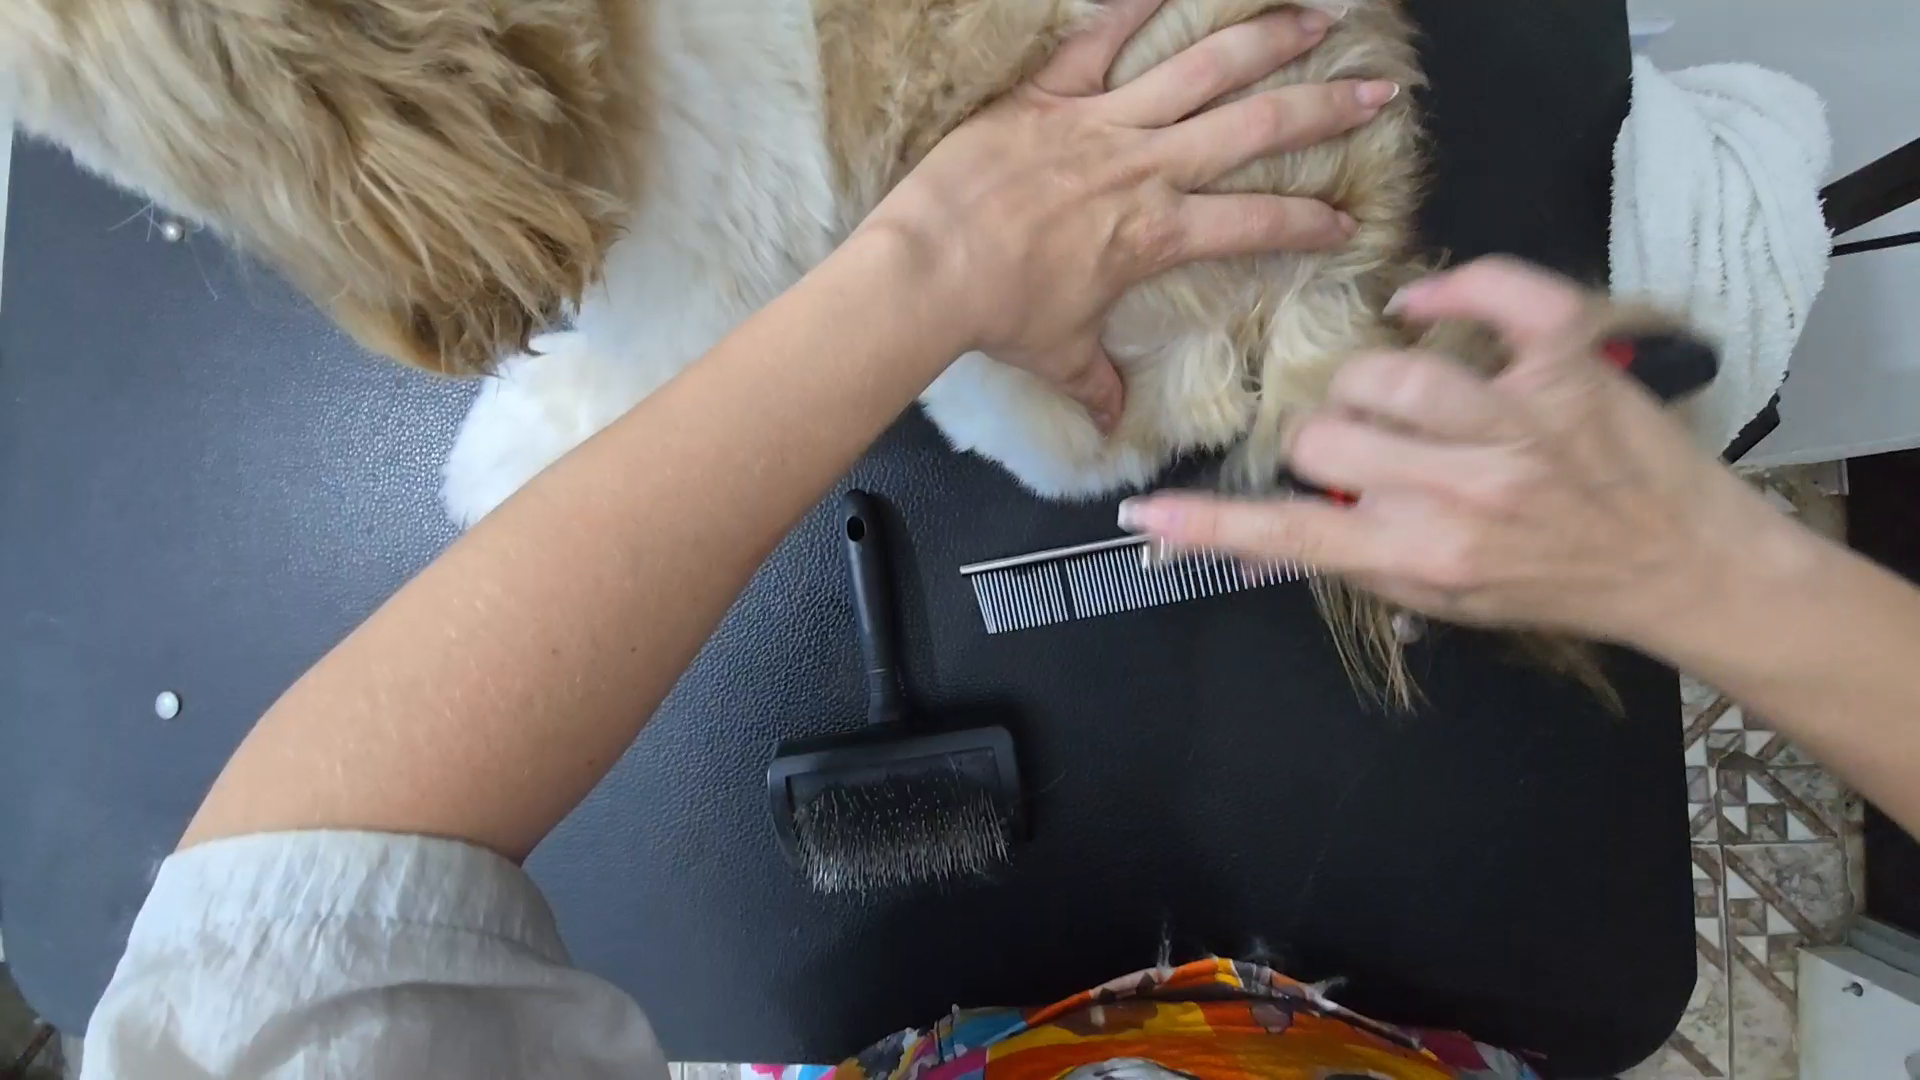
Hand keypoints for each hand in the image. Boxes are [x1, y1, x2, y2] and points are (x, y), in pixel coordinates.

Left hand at [859, 0, 1398, 432]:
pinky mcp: (1048, 96)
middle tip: (1377, 90)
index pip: (1253, 226)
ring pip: (1201, 68)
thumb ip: (1096, 383)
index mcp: (1154, 236)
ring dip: (1265, 39)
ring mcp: (1100, 125)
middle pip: (1253, 130)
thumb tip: (1113, 422)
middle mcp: (1144, 171)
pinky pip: (1101, 34)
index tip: (1345, 223)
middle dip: (1322, 110)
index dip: (1307, 225)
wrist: (932, 271)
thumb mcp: (1059, 354)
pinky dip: (1139, 4)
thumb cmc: (998, 315)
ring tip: (1316, 17)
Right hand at [1115, 258, 1786, 645]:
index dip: (1206, 525)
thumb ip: (1338, 556)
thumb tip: (1250, 539)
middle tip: (1350, 454)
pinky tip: (1424, 305)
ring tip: (1386, 400)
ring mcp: (1522, 422)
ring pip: (1388, 373)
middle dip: (1319, 445)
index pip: (1288, 537)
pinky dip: (1456, 287)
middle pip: (1323, 439)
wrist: (1680, 568)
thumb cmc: (1538, 587)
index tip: (1146, 513)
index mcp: (1421, 553)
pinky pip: (1503, 295)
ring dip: (1365, 386)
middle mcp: (1465, 491)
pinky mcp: (1572, 366)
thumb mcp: (1427, 598)